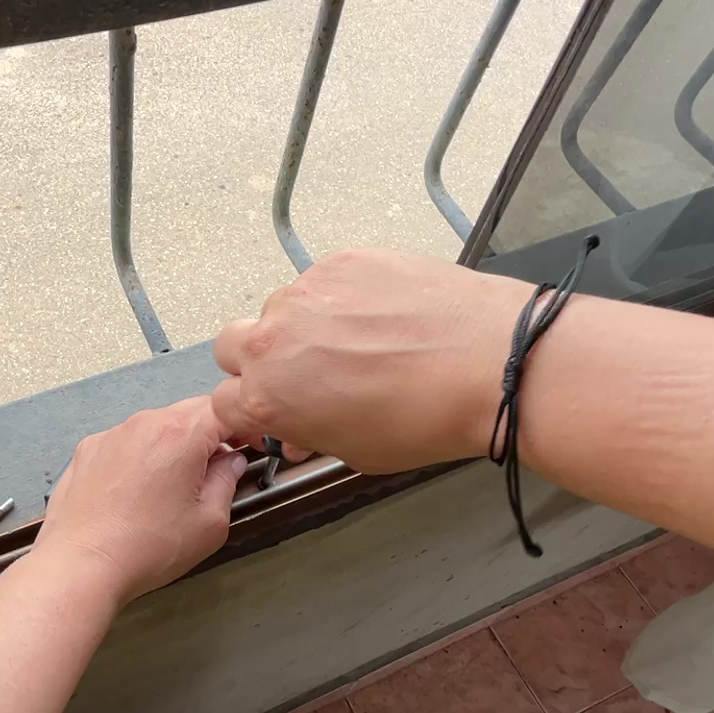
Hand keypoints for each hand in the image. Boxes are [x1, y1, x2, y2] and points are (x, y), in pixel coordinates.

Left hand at [36, 396, 250, 604]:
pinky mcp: (87, 452)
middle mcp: (143, 424)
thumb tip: (230, 463)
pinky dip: (139, 458)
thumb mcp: (210, 522)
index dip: (243, 425)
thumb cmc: (145, 548)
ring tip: (173, 487)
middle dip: (209, 435)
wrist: (81, 565)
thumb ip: (227, 482)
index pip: (223, 410)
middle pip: (188, 413)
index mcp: (179, 434)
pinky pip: (125, 443)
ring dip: (172, 446)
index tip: (251, 444)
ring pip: (155, 427)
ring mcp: (110, 435)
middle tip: (217, 468)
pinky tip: (137, 493)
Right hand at [212, 248, 531, 473]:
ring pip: (279, 309)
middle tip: (301, 372)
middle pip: (231, 346)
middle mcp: (274, 340)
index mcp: (269, 396)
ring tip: (355, 339)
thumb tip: (299, 426)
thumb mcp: (355, 451)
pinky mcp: (341, 261)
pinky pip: (322, 281)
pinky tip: (380, 314)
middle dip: (256, 362)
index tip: (270, 409)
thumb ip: (309, 433)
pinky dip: (340, 297)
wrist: (489, 363)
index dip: (247, 411)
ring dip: (300, 326)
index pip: (224, 403)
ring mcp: (305, 293)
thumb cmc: (427, 417)